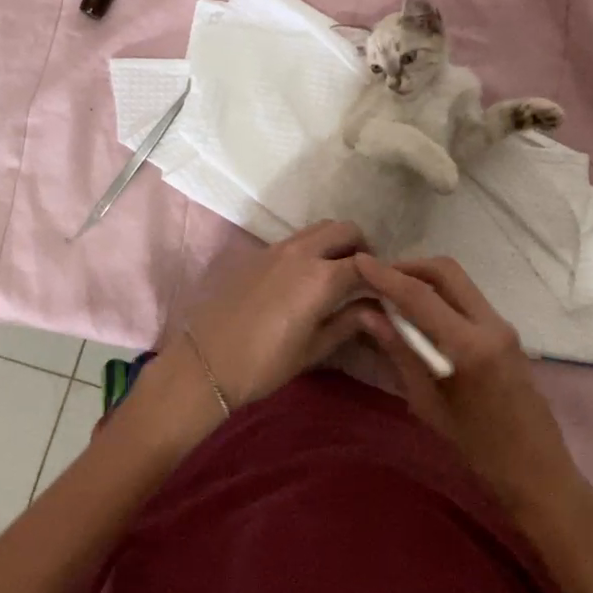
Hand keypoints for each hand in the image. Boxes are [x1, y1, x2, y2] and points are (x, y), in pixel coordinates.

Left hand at [177, 220, 375, 409]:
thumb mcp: (313, 349)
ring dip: (333, 243)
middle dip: (359, 246)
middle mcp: (302, 252)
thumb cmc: (265, 363)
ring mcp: (276, 249)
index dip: (382, 275)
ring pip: (317, 229)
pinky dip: (310, 249)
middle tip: (362, 275)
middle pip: (343, 229)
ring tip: (335, 274)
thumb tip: (375, 309)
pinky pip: (294, 240)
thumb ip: (348, 323)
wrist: (206, 361)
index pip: (366, 263)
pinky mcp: (257, 253)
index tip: (387, 290)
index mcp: (321, 277)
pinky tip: (304, 279)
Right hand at [356, 257, 592, 522]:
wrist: (537, 469)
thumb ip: (400, 353)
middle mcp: (490, 325)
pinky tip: (419, 313)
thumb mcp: (429, 404)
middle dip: (408, 267)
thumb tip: (368, 314)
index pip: (420, 296)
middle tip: (377, 277)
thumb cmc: (478, 448)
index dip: (386, 276)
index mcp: (469, 347)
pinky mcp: (506, 332)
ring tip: (393, 293)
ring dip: (424, 278)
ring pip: (458, 281)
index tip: (359, 261)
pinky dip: (440, 294)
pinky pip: (468, 298)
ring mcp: (503, 325)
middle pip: (445, 271)